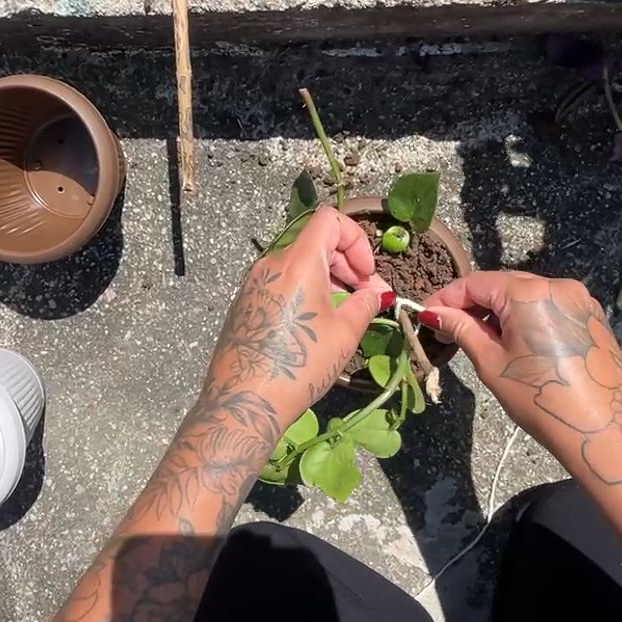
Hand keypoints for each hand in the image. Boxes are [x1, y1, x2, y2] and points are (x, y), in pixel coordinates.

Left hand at [203, 206, 392, 433]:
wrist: (244, 401)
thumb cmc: (300, 365)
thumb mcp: (344, 335)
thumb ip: (364, 304)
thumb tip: (378, 293)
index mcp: (297, 261)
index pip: (329, 219)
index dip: (356, 239)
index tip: (367, 274)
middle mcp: (272, 263)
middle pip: (315, 241)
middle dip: (347, 262)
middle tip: (367, 295)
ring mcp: (254, 281)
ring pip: (298, 262)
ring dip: (328, 277)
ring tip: (346, 310)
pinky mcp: (245, 301)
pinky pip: (281, 280)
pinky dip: (305, 289)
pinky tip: (316, 321)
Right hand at [419, 271, 621, 449]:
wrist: (606, 434)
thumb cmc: (542, 399)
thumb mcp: (491, 363)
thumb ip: (461, 329)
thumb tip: (432, 313)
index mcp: (530, 293)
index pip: (475, 283)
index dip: (446, 298)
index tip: (426, 315)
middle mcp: (558, 285)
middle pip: (501, 284)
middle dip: (472, 304)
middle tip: (447, 329)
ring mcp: (579, 300)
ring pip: (524, 294)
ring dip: (498, 311)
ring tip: (478, 338)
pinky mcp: (591, 317)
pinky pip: (547, 306)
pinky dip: (524, 317)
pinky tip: (513, 342)